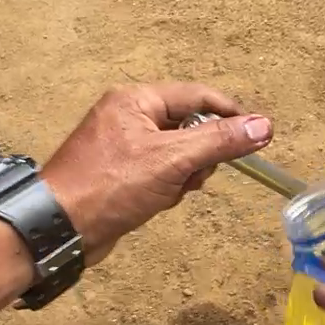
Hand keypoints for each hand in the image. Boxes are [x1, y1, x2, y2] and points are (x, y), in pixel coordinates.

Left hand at [40, 83, 270, 263]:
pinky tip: (155, 202)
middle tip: (193, 175)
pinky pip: (161, 171)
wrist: (60, 228)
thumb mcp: (173, 160)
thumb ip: (220, 140)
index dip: (231, 115)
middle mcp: (128, 115)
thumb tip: (264, 126)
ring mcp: (122, 144)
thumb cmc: (113, 186)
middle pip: (190, 126)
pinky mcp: (119, 171)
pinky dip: (167, 187)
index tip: (257, 136)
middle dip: (199, 155)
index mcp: (136, 100)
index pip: (198, 96)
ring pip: (178, 153)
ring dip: (183, 175)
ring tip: (168, 192)